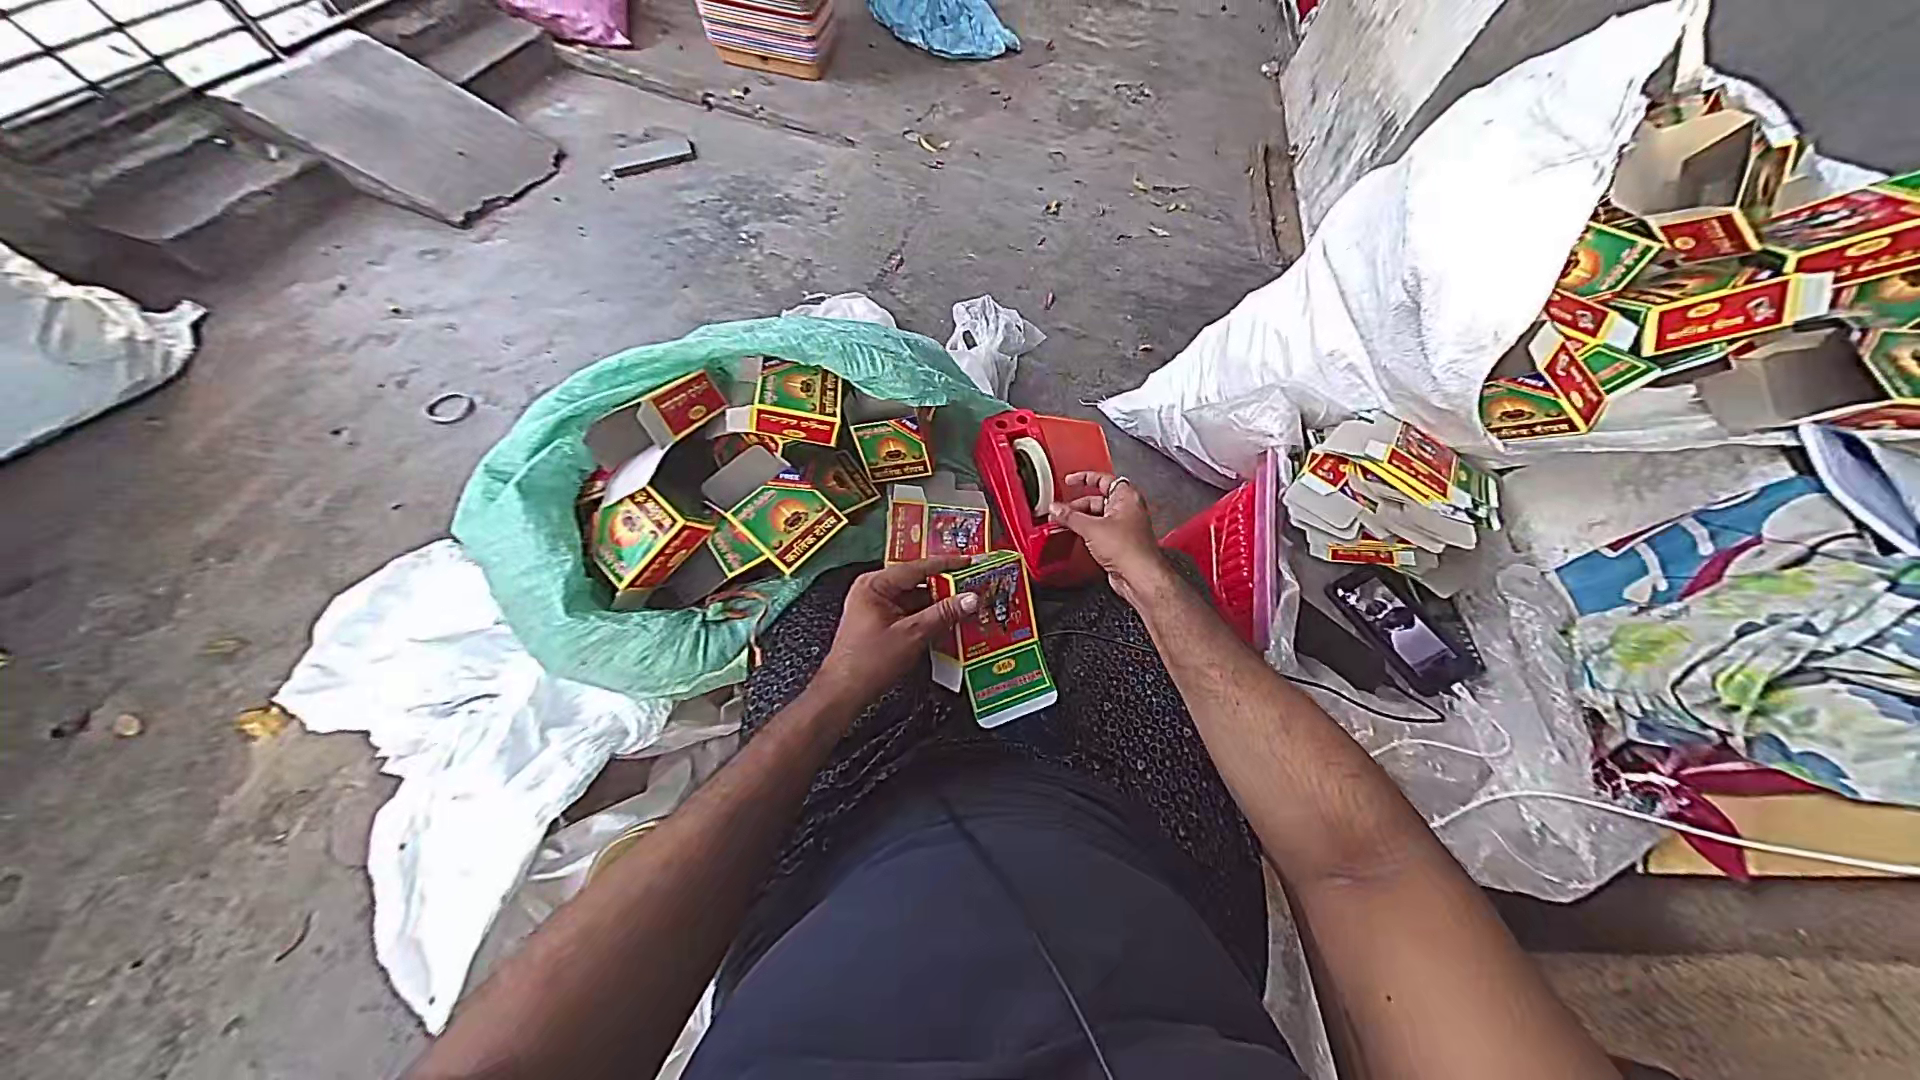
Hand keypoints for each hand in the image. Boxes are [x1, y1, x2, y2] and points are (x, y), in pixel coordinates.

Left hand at [814, 557, 979, 707]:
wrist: (844, 692)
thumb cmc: (868, 662)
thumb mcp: (913, 634)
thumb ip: (944, 613)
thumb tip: (969, 598)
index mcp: (875, 585)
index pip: (917, 567)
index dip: (946, 564)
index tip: (968, 562)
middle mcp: (873, 591)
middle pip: (916, 582)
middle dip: (944, 587)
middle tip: (970, 586)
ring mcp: (875, 607)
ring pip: (914, 599)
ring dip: (937, 604)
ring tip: (964, 605)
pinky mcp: (880, 623)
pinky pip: (908, 612)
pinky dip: (927, 616)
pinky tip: (947, 622)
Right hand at [1048, 471, 1179, 607]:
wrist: (1139, 576)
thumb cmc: (1128, 549)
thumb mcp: (1091, 528)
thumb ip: (1070, 517)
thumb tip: (1057, 509)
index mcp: (1126, 497)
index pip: (1103, 479)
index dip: (1085, 478)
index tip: (1070, 480)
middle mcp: (1127, 509)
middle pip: (1097, 500)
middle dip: (1077, 505)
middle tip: (1060, 509)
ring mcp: (1124, 526)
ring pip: (1097, 516)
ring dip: (1080, 519)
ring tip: (1063, 523)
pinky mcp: (1119, 542)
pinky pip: (1099, 530)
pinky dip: (1086, 531)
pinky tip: (1074, 535)